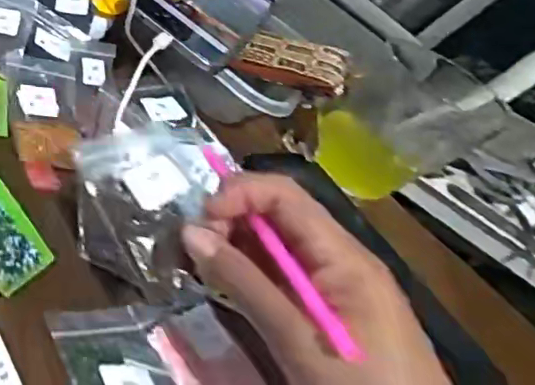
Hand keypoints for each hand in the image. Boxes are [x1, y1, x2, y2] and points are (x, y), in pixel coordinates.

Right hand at [182, 173, 449, 384]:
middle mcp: (342, 260)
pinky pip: (282, 271)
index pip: (283, 193)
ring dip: (235, 245)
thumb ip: (244, 283)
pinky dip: (250, 270)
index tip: (203, 219)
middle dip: (231, 219)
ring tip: (207, 268)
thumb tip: (188, 231)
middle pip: (276, 212)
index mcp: (346, 258)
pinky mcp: (330, 310)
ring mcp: (338, 286)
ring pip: (274, 241)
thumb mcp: (299, 342)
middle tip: (199, 248)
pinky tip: (230, 287)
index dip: (238, 192)